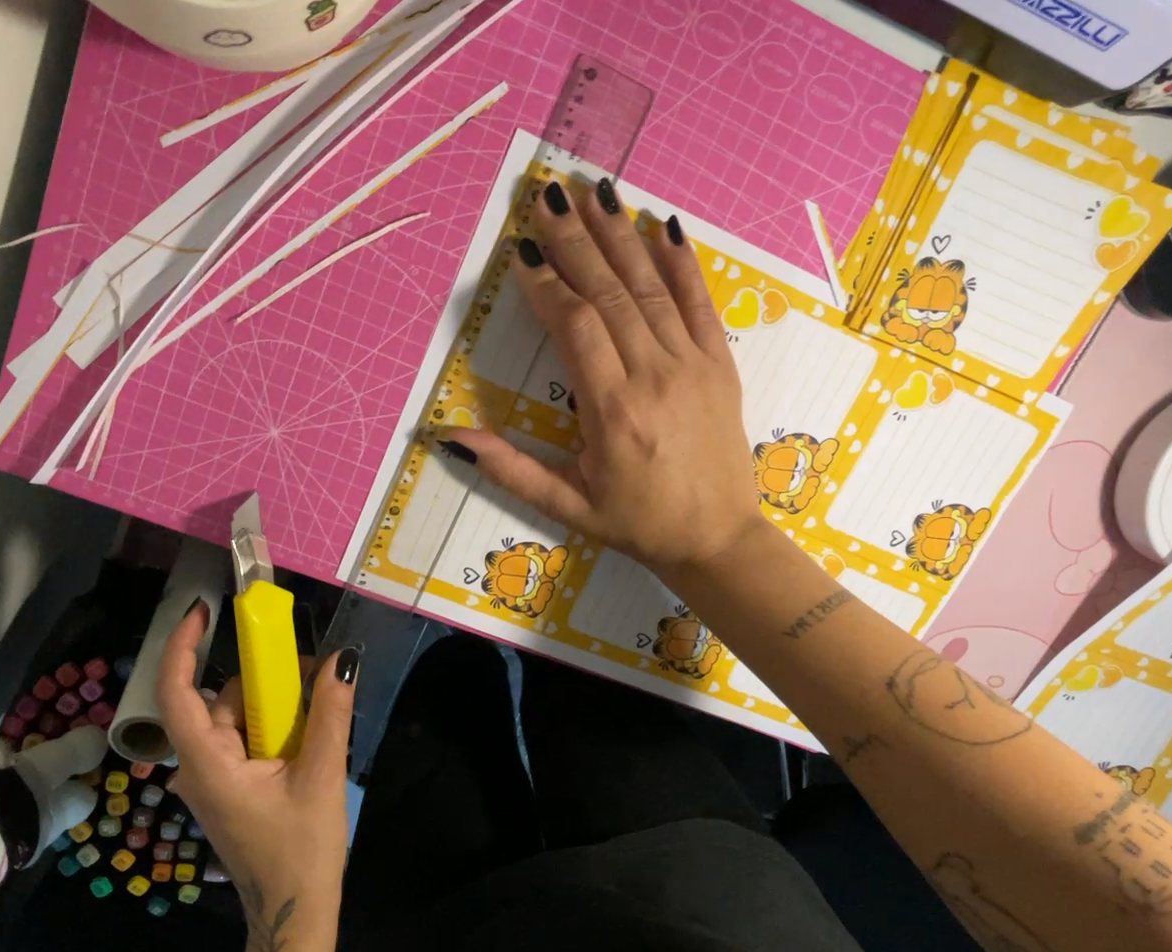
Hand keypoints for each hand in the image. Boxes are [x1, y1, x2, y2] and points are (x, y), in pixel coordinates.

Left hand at [155, 601, 355, 914]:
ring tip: (319, 696)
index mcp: (208, 764)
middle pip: (217, 701)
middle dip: (258, 675)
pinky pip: (243, 740)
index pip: (176, 694)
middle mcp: (199, 767)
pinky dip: (272, 725)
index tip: (203, 611)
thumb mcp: (322, 778)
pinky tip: (308, 726)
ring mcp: (212, 779)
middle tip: (306, 662)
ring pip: (234, 719)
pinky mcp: (229, 788)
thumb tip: (341, 661)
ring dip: (272, 702)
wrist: (294, 916)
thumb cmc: (301, 852)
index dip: (182, 647)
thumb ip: (329, 716)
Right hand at [437, 178, 764, 578]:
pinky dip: (681, 261)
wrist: (717, 540)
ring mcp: (694, 364)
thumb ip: (510, 470)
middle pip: (609, 292)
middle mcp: (654, 375)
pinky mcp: (720, 363)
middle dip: (575, 240)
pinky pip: (699, 301)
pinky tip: (663, 224)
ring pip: (651, 286)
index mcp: (612, 411)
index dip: (546, 284)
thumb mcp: (566, 506)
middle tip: (547, 193)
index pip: (575, 327)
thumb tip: (450, 438)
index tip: (522, 249)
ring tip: (594, 190)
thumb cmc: (637, 525)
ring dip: (620, 235)